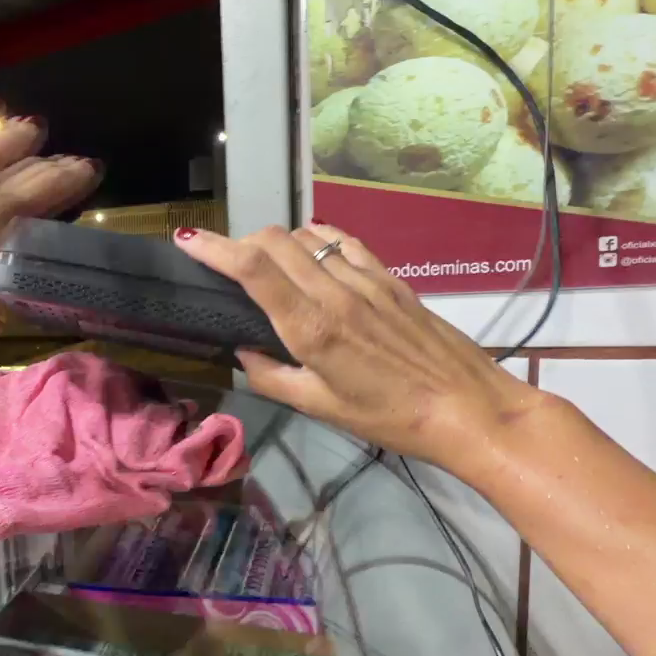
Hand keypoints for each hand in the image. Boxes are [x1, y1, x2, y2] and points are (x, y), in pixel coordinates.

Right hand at [172, 222, 549, 468]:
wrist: (469, 408)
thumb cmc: (388, 418)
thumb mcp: (318, 406)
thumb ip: (270, 375)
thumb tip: (242, 350)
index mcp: (311, 328)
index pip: (253, 269)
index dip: (214, 249)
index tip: (186, 241)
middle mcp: (334, 293)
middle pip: (274, 241)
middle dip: (239, 243)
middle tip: (223, 262)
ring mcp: (366, 280)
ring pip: (306, 237)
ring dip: (276, 242)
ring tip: (266, 263)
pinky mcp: (390, 277)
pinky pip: (342, 242)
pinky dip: (315, 240)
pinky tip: (310, 254)